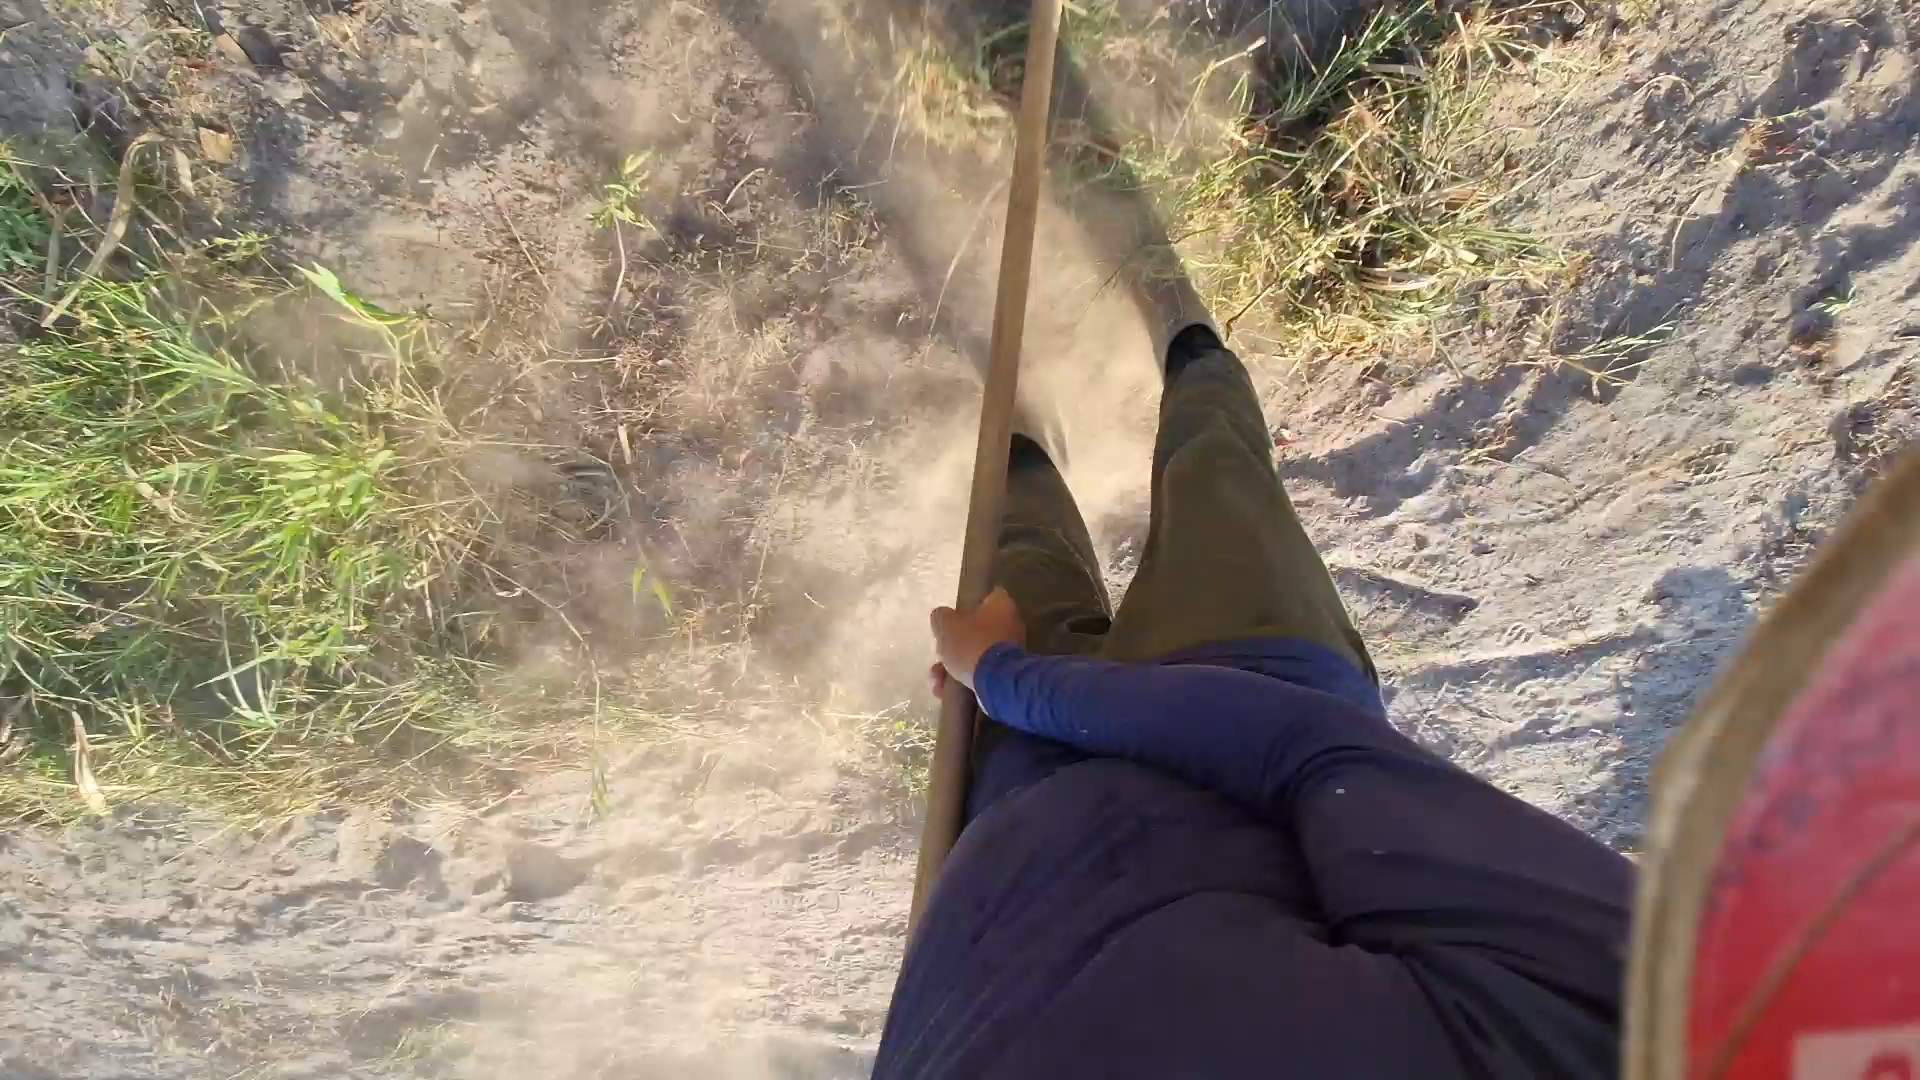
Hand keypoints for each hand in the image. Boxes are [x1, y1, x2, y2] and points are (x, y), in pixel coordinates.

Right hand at [928, 587, 1025, 696]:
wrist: (997, 682)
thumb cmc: (972, 644)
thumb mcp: (946, 624)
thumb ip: (941, 617)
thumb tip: (942, 617)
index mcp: (1001, 605)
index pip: (986, 596)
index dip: (967, 605)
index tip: (952, 617)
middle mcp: (1010, 625)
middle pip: (977, 630)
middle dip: (954, 645)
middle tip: (940, 653)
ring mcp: (1011, 652)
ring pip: (976, 655)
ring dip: (954, 667)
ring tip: (937, 680)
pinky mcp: (1008, 674)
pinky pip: (982, 673)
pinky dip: (964, 681)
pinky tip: (945, 691)